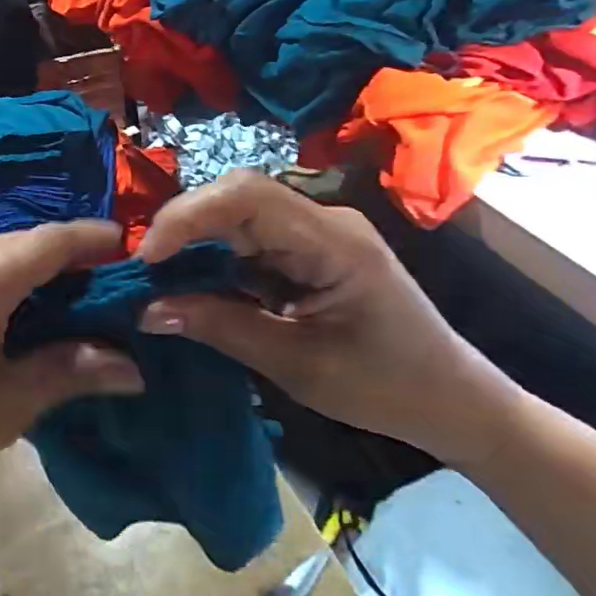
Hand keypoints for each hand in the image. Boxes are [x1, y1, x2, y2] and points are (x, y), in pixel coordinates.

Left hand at [0, 221, 143, 521]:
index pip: (50, 241)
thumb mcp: (5, 405)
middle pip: (22, 242)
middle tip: (103, 284)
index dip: (93, 239)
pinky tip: (6, 302)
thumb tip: (134, 368)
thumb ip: (71, 370)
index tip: (129, 245)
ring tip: (60, 297)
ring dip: (29, 264)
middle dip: (65, 257)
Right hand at [133, 169, 523, 464]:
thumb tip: (149, 310)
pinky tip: (193, 285)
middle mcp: (322, 219)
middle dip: (184, 226)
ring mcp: (316, 233)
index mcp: (332, 238)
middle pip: (238, 196)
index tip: (146, 258)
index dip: (188, 216)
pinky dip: (217, 261)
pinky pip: (252, 241)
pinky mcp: (309, 251)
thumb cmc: (387, 386)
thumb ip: (224, 328)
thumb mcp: (299, 364)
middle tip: (142, 271)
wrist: (453, 398)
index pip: (247, 196)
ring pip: (239, 216)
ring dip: (196, 244)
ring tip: (156, 279)